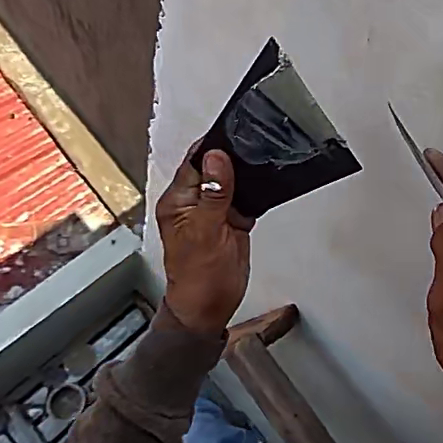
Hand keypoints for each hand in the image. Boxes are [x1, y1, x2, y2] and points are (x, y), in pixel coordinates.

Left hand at [156, 148, 253, 336]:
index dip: (212, 148)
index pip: (194, 162)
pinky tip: (264, 188)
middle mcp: (194, 203)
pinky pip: (244, 199)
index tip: (233, 134)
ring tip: (262, 163)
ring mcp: (214, 212)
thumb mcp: (205, 232)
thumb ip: (212, 194)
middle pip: (214, 169)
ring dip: (245, 175)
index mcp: (178, 202)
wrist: (209, 309)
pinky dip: (255, 194)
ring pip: (230, 182)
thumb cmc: (197, 279)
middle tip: (254, 145)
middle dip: (232, 158)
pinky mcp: (231, 222)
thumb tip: (216, 158)